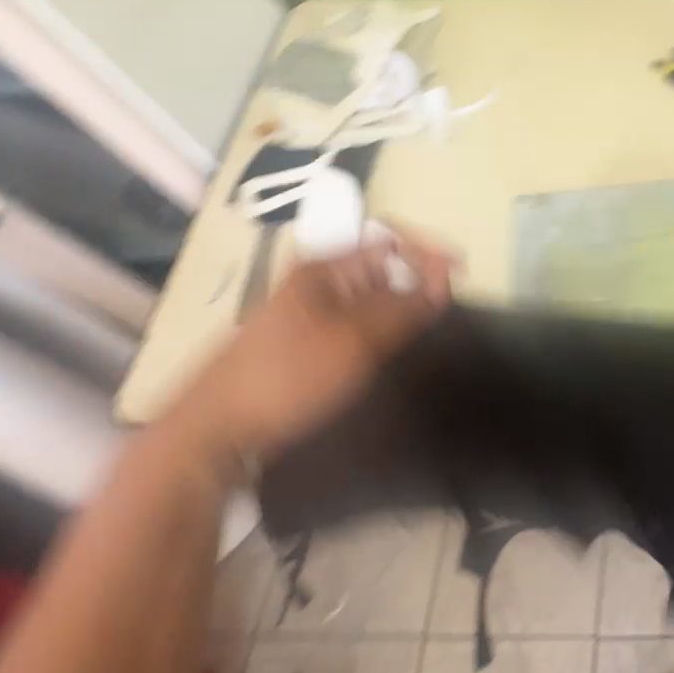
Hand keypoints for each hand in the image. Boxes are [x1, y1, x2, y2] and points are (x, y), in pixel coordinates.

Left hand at [164, 226, 459, 467]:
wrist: (213, 433)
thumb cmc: (285, 377)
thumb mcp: (353, 341)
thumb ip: (403, 308)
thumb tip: (441, 282)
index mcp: (325, 268)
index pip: (389, 238)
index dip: (427, 250)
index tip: (460, 276)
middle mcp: (319, 283)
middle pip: (383, 267)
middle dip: (419, 282)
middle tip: (446, 310)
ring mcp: (312, 314)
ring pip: (373, 300)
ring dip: (403, 311)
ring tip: (427, 333)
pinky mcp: (309, 345)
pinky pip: (359, 326)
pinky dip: (383, 333)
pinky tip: (395, 354)